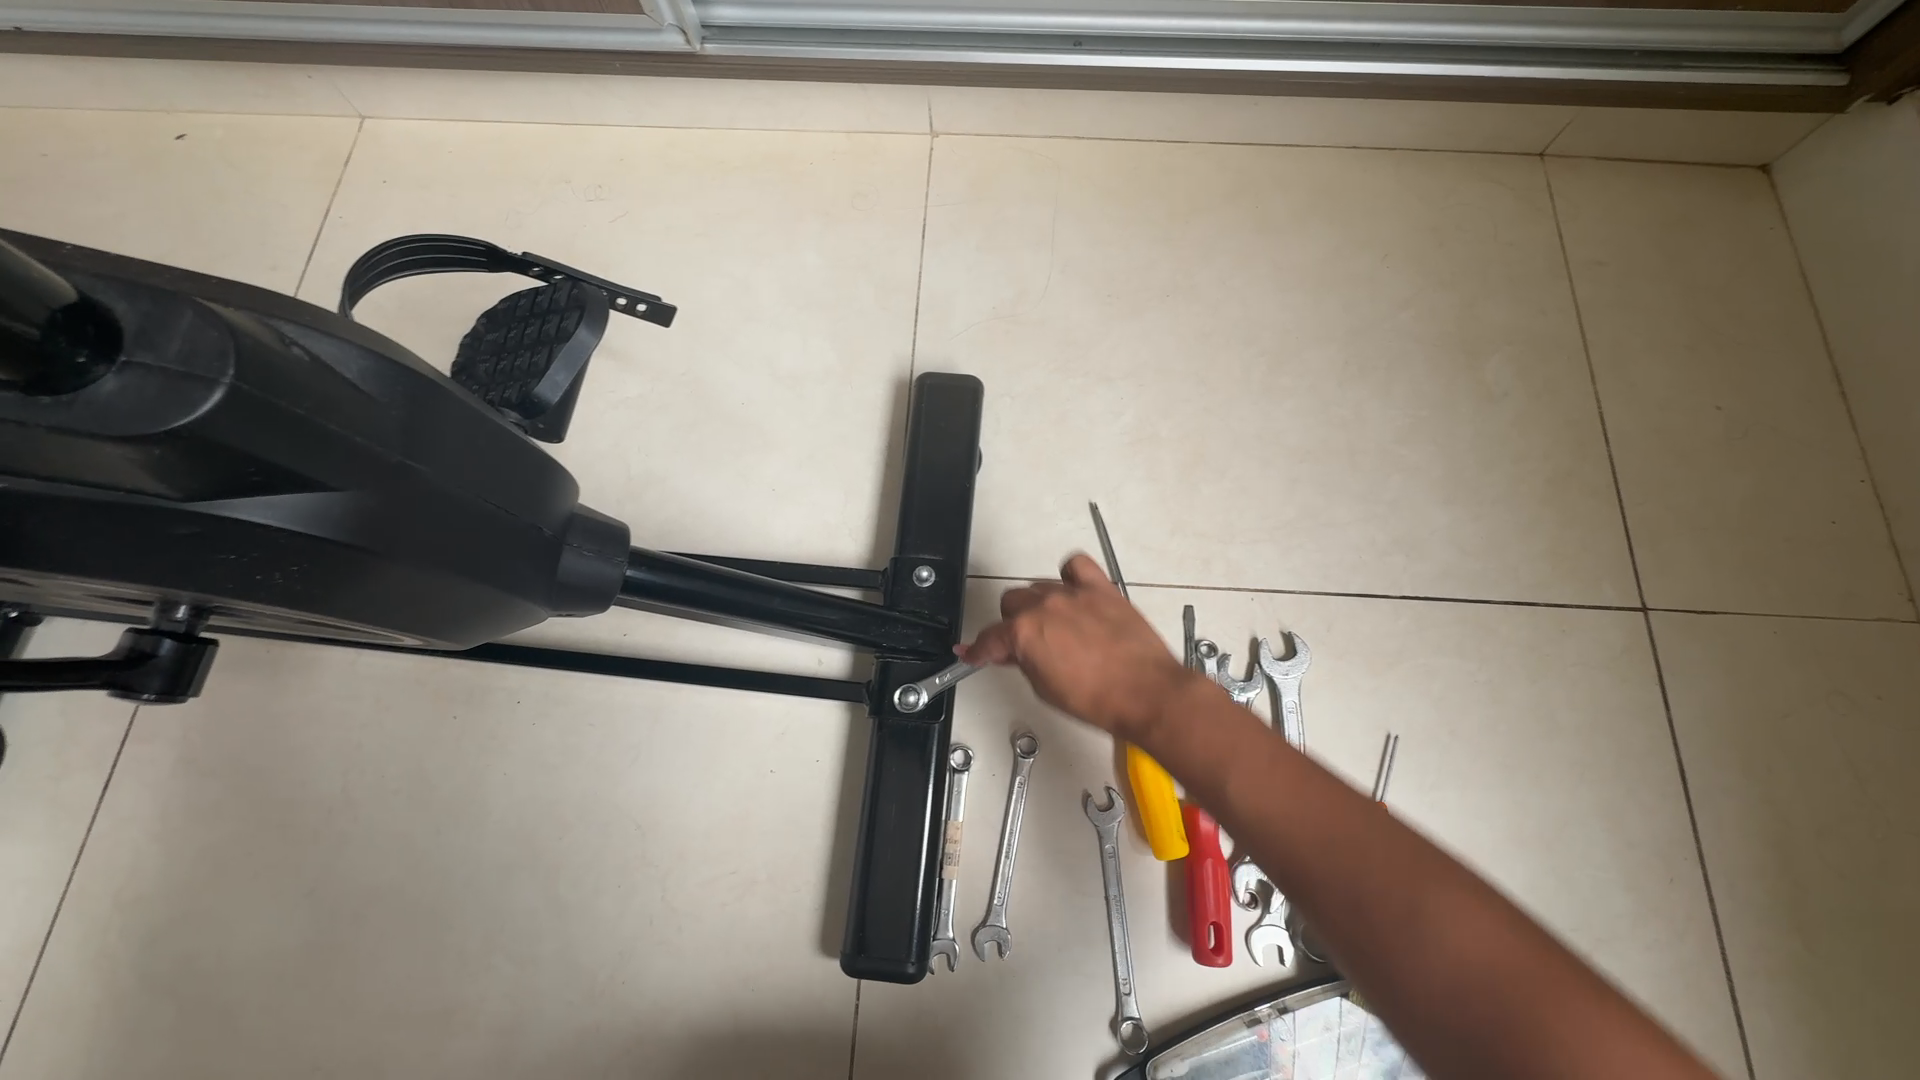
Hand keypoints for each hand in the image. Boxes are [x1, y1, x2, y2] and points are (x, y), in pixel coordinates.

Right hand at [958, 553, 1194, 741]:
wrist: (1146, 693)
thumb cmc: (1097, 699)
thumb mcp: (1044, 689)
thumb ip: (1022, 663)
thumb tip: (1013, 653)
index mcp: (1024, 633)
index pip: (990, 638)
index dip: (979, 650)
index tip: (975, 654)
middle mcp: (1044, 606)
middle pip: (1012, 603)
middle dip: (1012, 624)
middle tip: (1022, 646)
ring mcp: (1074, 593)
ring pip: (1039, 586)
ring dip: (1038, 604)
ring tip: (1052, 626)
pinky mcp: (1101, 589)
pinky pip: (1076, 566)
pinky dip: (1069, 575)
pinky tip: (1072, 592)